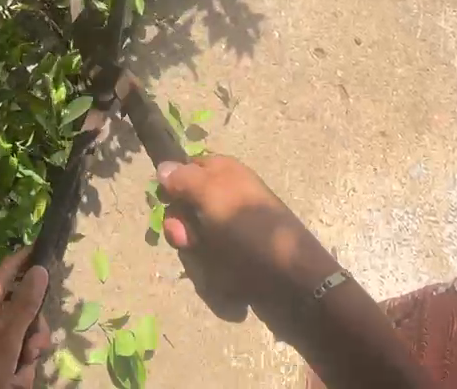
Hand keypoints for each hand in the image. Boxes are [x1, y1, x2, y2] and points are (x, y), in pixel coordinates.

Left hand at [0, 247, 52, 388]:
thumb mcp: (8, 332)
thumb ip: (26, 301)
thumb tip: (40, 266)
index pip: (11, 266)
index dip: (29, 258)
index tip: (48, 251)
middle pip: (24, 310)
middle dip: (34, 334)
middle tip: (33, 349)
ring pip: (23, 340)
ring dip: (25, 360)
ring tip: (15, 376)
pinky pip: (14, 361)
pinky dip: (16, 374)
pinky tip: (10, 383)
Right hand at [157, 154, 338, 310]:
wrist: (294, 284)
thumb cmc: (251, 231)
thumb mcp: (212, 194)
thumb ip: (183, 179)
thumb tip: (163, 168)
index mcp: (225, 174)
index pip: (185, 171)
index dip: (173, 189)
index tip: (170, 203)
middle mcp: (228, 201)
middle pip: (186, 211)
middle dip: (183, 230)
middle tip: (190, 241)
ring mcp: (234, 235)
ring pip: (196, 244)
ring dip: (199, 260)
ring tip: (215, 271)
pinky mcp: (239, 265)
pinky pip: (212, 270)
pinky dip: (216, 282)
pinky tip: (229, 288)